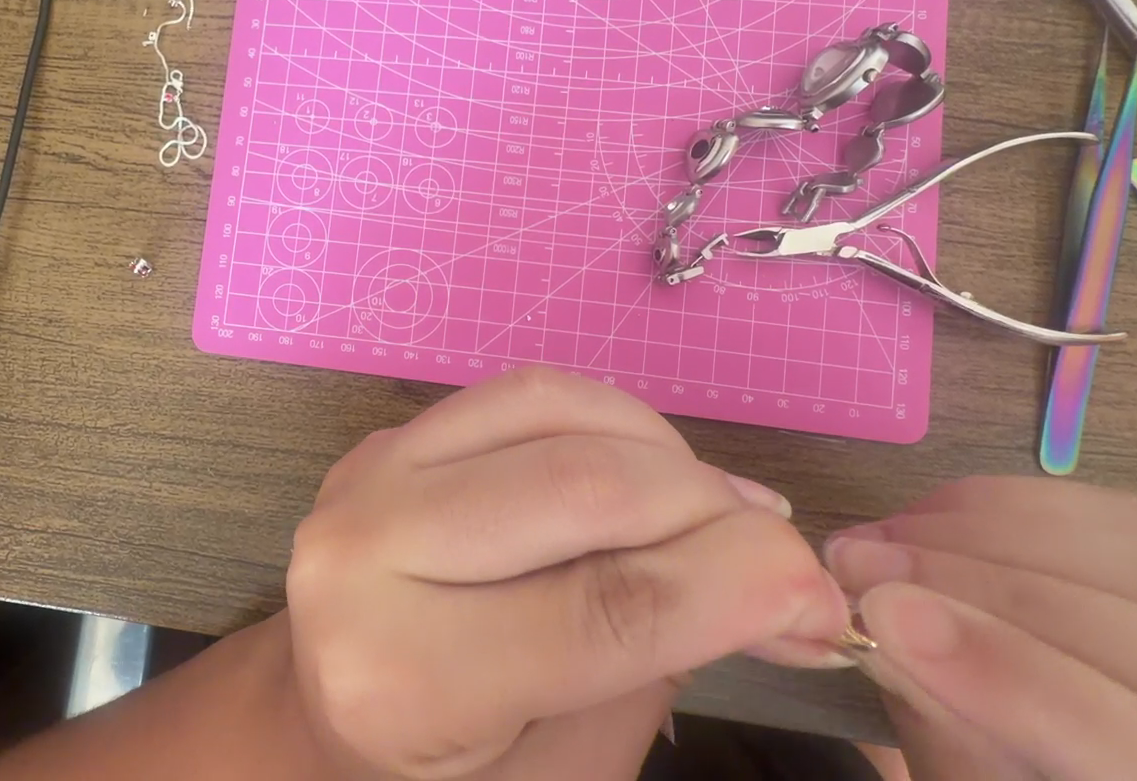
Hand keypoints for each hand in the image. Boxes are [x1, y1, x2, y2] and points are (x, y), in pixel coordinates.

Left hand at [285, 368, 849, 778]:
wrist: (320, 707)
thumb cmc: (444, 766)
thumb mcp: (559, 766)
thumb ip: (656, 662)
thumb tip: (776, 574)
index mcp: (400, 673)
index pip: (598, 609)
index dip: (732, 584)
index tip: (816, 587)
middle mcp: (365, 551)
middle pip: (575, 487)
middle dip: (705, 507)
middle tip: (776, 548)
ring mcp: (368, 474)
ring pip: (548, 407)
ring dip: (659, 449)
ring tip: (711, 505)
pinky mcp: (387, 437)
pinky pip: (516, 394)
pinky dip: (604, 416)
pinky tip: (644, 465)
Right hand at [827, 475, 1136, 779]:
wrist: (1125, 759)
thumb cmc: (1044, 780)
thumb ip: (953, 725)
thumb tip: (884, 624)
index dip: (1015, 679)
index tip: (880, 615)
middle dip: (982, 586)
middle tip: (855, 558)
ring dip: (989, 530)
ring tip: (885, 533)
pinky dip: (1026, 504)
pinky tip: (938, 513)